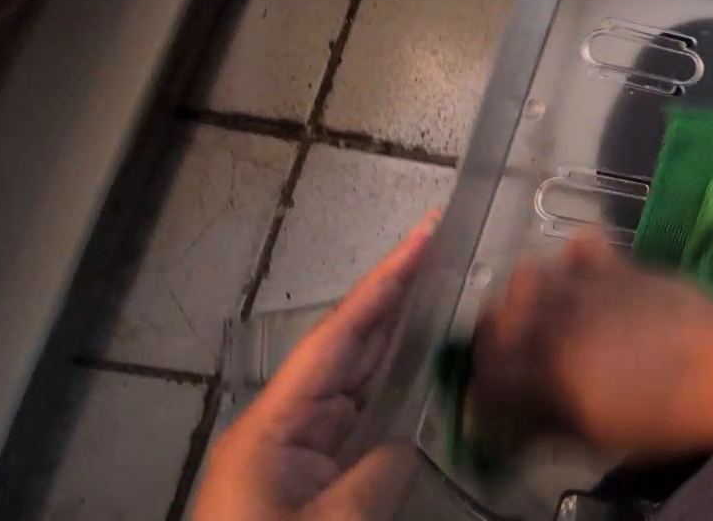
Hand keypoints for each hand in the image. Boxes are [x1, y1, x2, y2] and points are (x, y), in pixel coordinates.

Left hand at [190, 214, 435, 520]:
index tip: (421, 237)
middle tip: (440, 248)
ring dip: (398, 329)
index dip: (384, 282)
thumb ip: (383, 468)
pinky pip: (361, 410)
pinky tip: (421, 356)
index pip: (338, 335)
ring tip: (438, 285)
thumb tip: (405, 442)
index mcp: (273, 426)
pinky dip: (393, 377)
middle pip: (348, 343)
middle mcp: (284, 424)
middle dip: (393, 292)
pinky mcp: (311, 475)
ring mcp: (297, 450)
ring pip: (357, 374)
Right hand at [470, 234, 712, 454]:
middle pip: (499, 314)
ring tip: (548, 296)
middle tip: (518, 333)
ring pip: (530, 273)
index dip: (486, 369)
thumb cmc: (660, 416)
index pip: (488, 368)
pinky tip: (586, 263)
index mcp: (543, 377)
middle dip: (501, 324)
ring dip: (532, 285)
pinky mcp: (619, 267)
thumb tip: (518, 414)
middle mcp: (553, 327)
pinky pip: (583, 243)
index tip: (495, 371)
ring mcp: (586, 290)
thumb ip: (549, 416)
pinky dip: (578, 251)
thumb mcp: (594, 431)